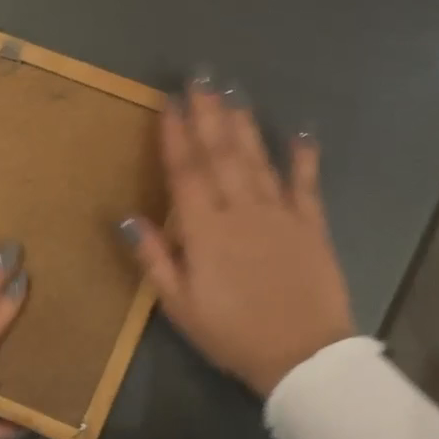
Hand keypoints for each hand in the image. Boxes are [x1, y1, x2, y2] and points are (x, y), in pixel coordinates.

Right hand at [122, 83, 355, 396]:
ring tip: (232, 93)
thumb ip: (154, 257)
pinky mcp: (311, 227)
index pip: (186, 174)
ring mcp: (280, 216)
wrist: (304, 359)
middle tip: (200, 79)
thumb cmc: (232, 333)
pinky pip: (306, 185)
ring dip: (243, 125)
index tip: (167, 104)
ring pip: (257, 161)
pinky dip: (303, 157)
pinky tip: (300, 131)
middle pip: (221, 156)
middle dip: (208, 115)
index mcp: (204, 232)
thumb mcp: (179, 305)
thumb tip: (127, 216)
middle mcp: (241, 213)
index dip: (174, 137)